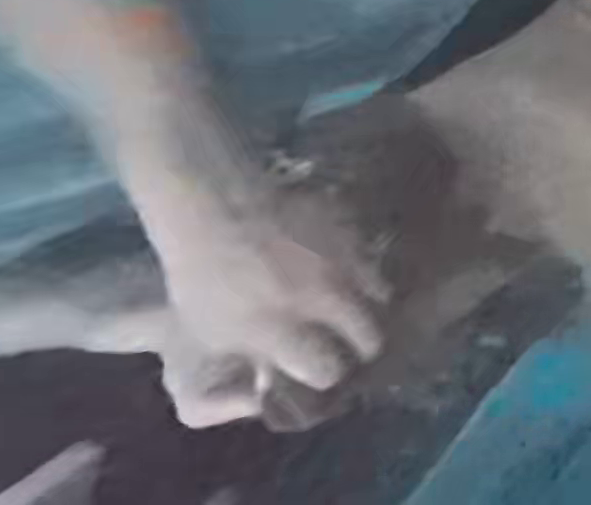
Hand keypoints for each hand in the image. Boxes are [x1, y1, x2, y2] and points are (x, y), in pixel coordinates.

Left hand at [152, 190, 388, 399]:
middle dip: (366, 346)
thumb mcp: (216, 331)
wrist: (225, 213)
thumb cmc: (207, 280)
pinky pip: (376, 262)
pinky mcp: (359, 236)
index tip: (326, 374)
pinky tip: (353, 273)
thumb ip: (259, 355)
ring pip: (383, 296)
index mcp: (281, 329)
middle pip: (370, 334)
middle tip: (356, 346)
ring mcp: (346, 263)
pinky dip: (370, 274)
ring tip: (360, 307)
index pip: (328, 368)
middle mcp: (324, 298)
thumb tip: (293, 370)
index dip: (329, 377)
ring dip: (373, 307)